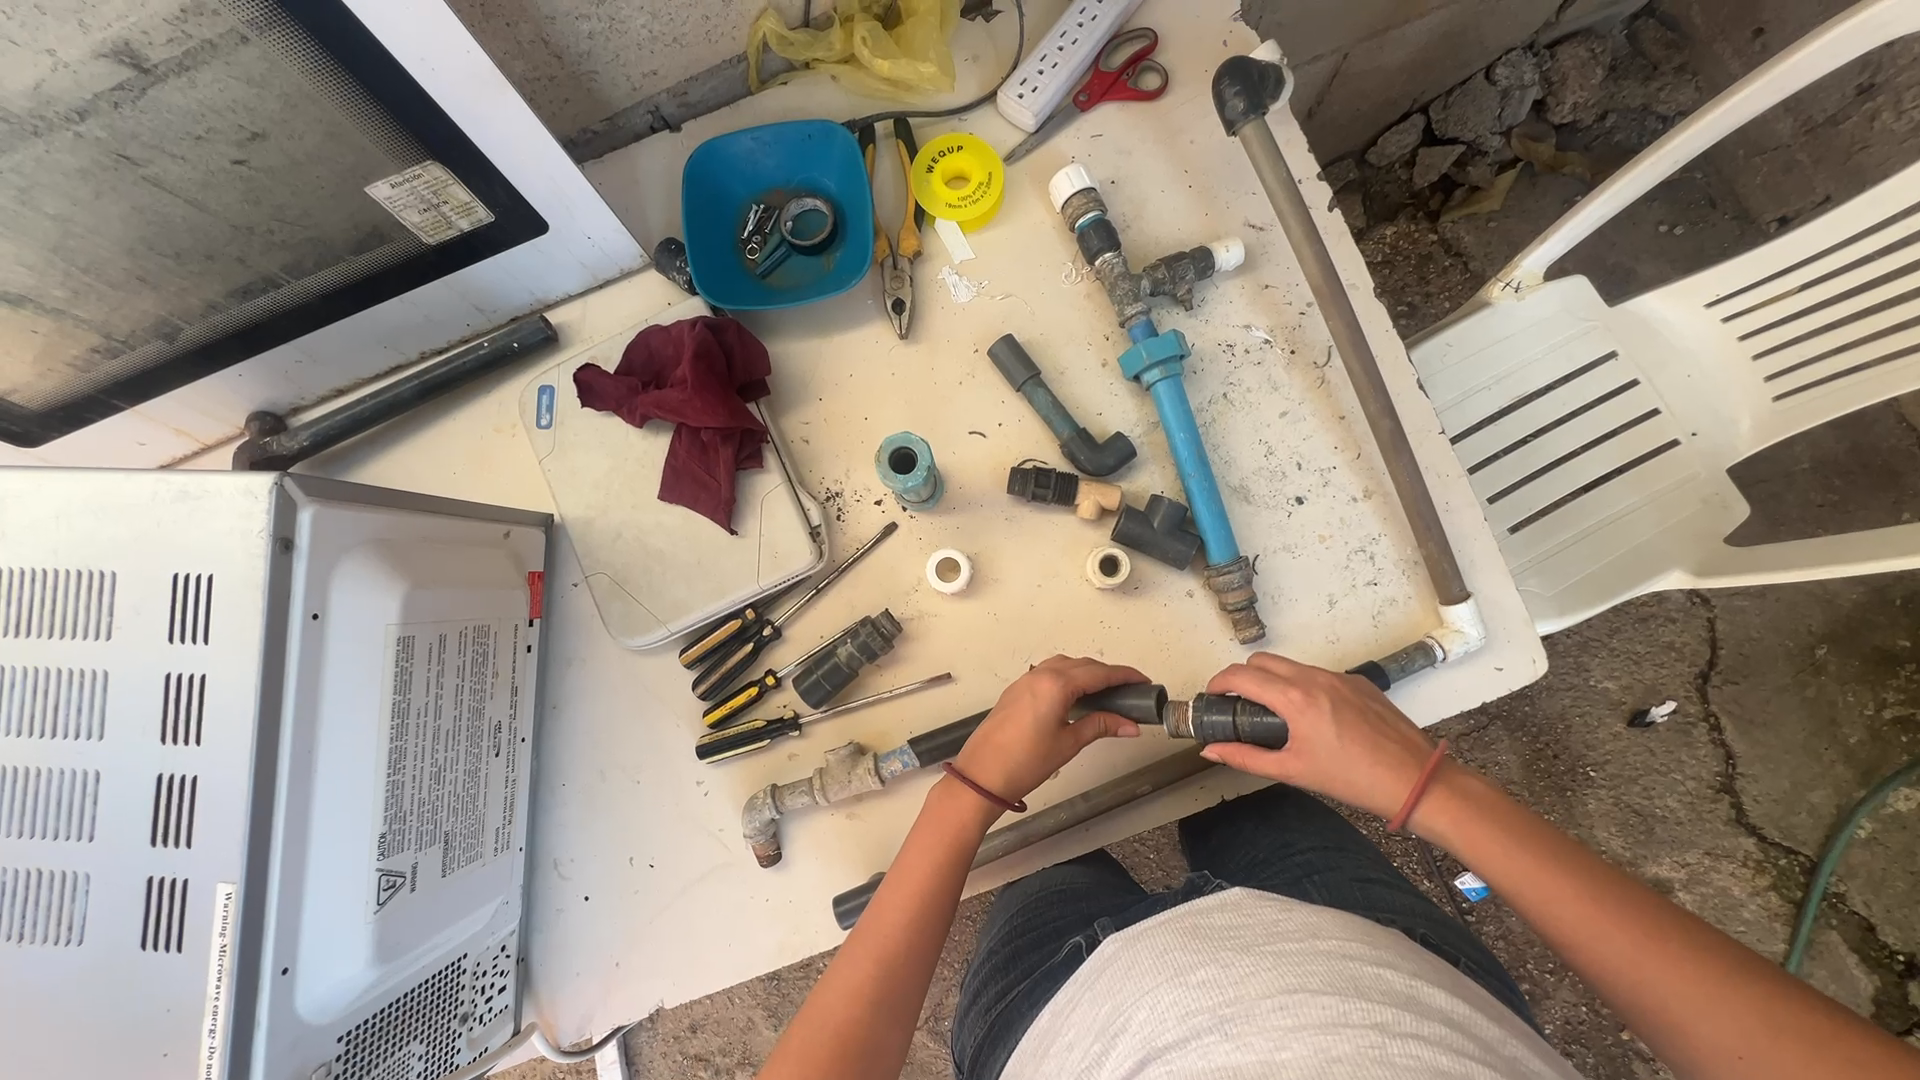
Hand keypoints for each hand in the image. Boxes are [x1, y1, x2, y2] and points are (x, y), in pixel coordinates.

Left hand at [950, 656, 1147, 805]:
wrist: (981, 775)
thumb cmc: (1025, 761)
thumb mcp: (1068, 743)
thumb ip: (1100, 726)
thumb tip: (1130, 725)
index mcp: (1056, 684)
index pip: (1099, 673)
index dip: (1124, 676)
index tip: (1144, 682)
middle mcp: (1040, 675)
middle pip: (1082, 665)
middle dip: (1107, 674)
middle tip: (1129, 691)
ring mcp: (1025, 681)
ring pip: (1063, 665)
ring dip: (1086, 673)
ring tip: (1106, 693)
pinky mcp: (1015, 691)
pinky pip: (1047, 673)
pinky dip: (1067, 677)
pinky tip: (1076, 696)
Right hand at [1201, 653, 1438, 820]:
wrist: (1416, 780)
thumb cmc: (1352, 779)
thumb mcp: (1293, 771)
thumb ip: (1245, 758)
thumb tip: (1211, 751)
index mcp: (1295, 698)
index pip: (1241, 675)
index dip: (1218, 683)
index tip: (1212, 697)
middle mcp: (1315, 678)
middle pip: (1262, 660)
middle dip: (1244, 677)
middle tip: (1240, 705)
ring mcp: (1340, 677)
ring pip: (1291, 665)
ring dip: (1274, 680)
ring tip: (1276, 713)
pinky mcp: (1359, 683)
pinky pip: (1319, 675)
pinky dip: (1304, 686)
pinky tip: (1314, 717)